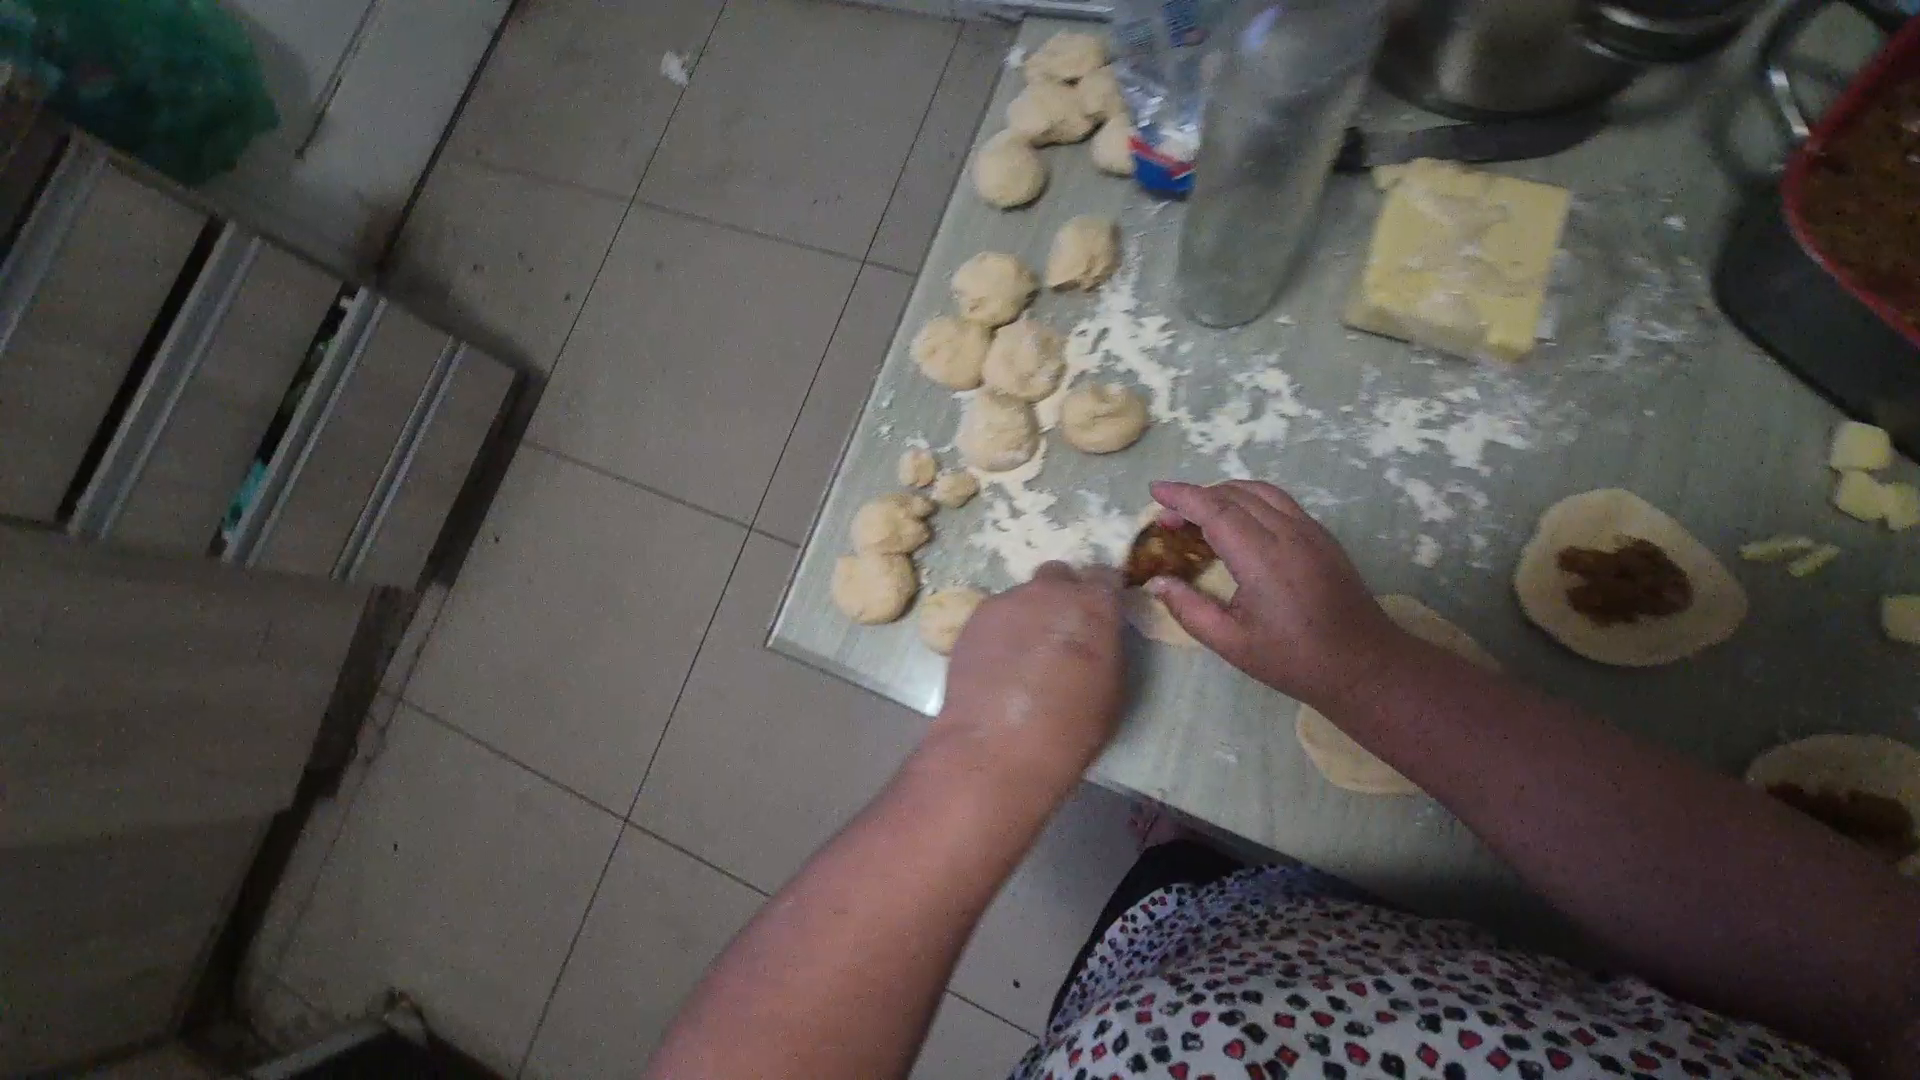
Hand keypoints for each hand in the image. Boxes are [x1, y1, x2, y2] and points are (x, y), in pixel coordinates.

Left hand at [929, 561, 1127, 792]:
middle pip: (1059, 577)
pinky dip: (999, 632)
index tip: (1098, 616)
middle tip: (1059, 632)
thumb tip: (1094, 637)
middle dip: (1061, 596)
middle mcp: (1051, 591)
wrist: (999, 744)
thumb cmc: (1070, 727)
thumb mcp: (1111, 689)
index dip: (1101, 595)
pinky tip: (996, 664)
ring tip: (1021, 656)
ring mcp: (1008, 601)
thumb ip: (1104, 647)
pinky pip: (995, 615)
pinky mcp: (974, 617)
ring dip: (1028, 616)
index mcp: (1094, 605)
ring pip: (1023, 597)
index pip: (1104, 576)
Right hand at [1146, 480, 1400, 706]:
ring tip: (1199, 513)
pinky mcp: (1323, 537)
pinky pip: (1280, 502)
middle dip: (1196, 496)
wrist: (1363, 665)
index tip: (1155, 491)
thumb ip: (1188, 608)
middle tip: (1169, 517)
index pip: (1215, 509)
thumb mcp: (1230, 642)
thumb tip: (1157, 581)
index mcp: (1262, 557)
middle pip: (1235, 494)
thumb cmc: (1293, 659)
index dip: (1182, 496)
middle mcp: (1288, 533)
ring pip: (1261, 492)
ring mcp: (1310, 531)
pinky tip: (1237, 521)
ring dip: (1224, 493)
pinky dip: (1249, 500)